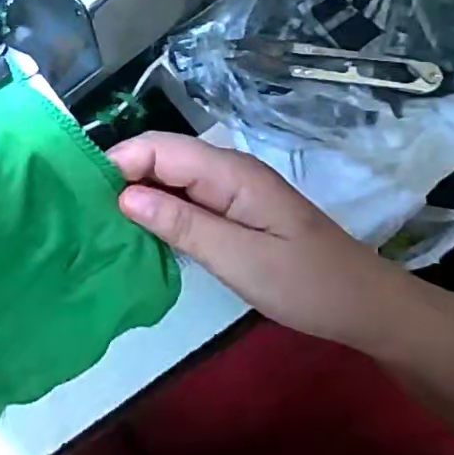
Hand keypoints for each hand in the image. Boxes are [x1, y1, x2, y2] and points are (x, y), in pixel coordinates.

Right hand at [107, 132, 424, 353]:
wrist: (366, 307)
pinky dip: (156, 208)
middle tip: (87, 209)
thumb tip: (123, 196)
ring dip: (135, 191)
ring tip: (102, 219)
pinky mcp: (228, 208)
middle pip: (159, 155)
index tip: (87, 195)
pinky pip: (181, 196)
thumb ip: (181, 224)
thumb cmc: (307, 283)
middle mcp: (224, 169)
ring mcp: (227, 188)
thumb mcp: (240, 258)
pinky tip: (139, 229)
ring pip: (167, 174)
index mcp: (229, 172)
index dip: (120, 162)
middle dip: (121, 174)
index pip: (159, 147)